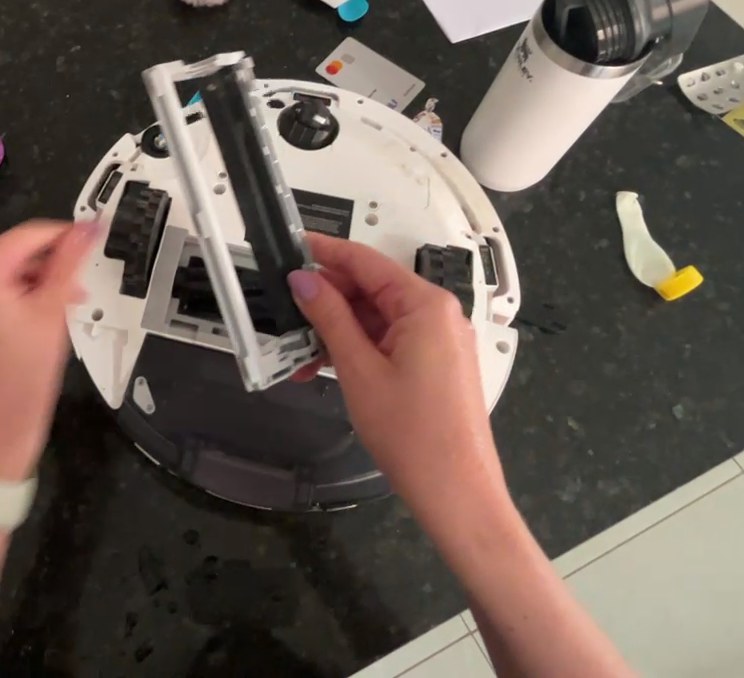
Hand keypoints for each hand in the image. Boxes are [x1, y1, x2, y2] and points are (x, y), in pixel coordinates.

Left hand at [0, 220, 99, 481]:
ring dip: (30, 283)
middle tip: (76, 286)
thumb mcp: (53, 313)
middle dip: (46, 266)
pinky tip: (32, 317)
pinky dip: (7, 297)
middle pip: (9, 254)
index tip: (89, 238)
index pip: (25, 236)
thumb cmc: (23, 381)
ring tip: (59, 305)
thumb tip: (87, 228)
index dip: (62, 235)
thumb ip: (69, 262)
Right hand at [287, 234, 505, 516]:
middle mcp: (437, 315)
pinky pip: (387, 341)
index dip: (324, 252)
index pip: (365, 261)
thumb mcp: (359, 369)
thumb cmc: (412, 434)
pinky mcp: (435, 363)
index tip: (291, 246)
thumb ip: (329, 317)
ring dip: (335, 332)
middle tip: (285, 312)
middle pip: (369, 289)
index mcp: (426, 305)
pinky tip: (323, 368)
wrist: (458, 497)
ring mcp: (438, 340)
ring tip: (297, 355)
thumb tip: (302, 280)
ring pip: (374, 318)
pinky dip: (356, 350)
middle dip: (325, 302)